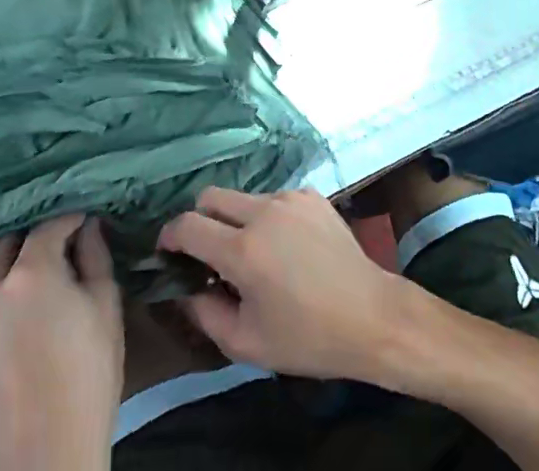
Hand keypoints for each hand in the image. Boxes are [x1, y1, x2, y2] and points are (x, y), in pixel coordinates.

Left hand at [0, 215, 122, 470]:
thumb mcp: (105, 305)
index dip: (71, 218)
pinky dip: (1, 290)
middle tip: (65, 245)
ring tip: (45, 274)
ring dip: (15, 263)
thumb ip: (94, 258)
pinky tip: (24, 304)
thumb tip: (88, 229)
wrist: (43, 448)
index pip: (48, 226)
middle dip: (36, 237)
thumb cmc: (88, 370)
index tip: (88, 220)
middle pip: (9, 243)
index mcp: (29, 273)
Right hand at [158, 187, 411, 379]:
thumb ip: (203, 311)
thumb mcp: (244, 341)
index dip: (169, 237)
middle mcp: (265, 212)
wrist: (371, 315)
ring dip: (235, 219)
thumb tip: (184, 288)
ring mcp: (293, 199)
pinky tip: (282, 245)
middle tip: (205, 253)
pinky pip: (276, 198)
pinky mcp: (314, 197)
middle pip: (212, 197)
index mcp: (243, 249)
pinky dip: (267, 216)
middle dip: (199, 220)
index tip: (167, 253)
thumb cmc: (306, 337)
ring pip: (245, 197)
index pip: (188, 225)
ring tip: (250, 252)